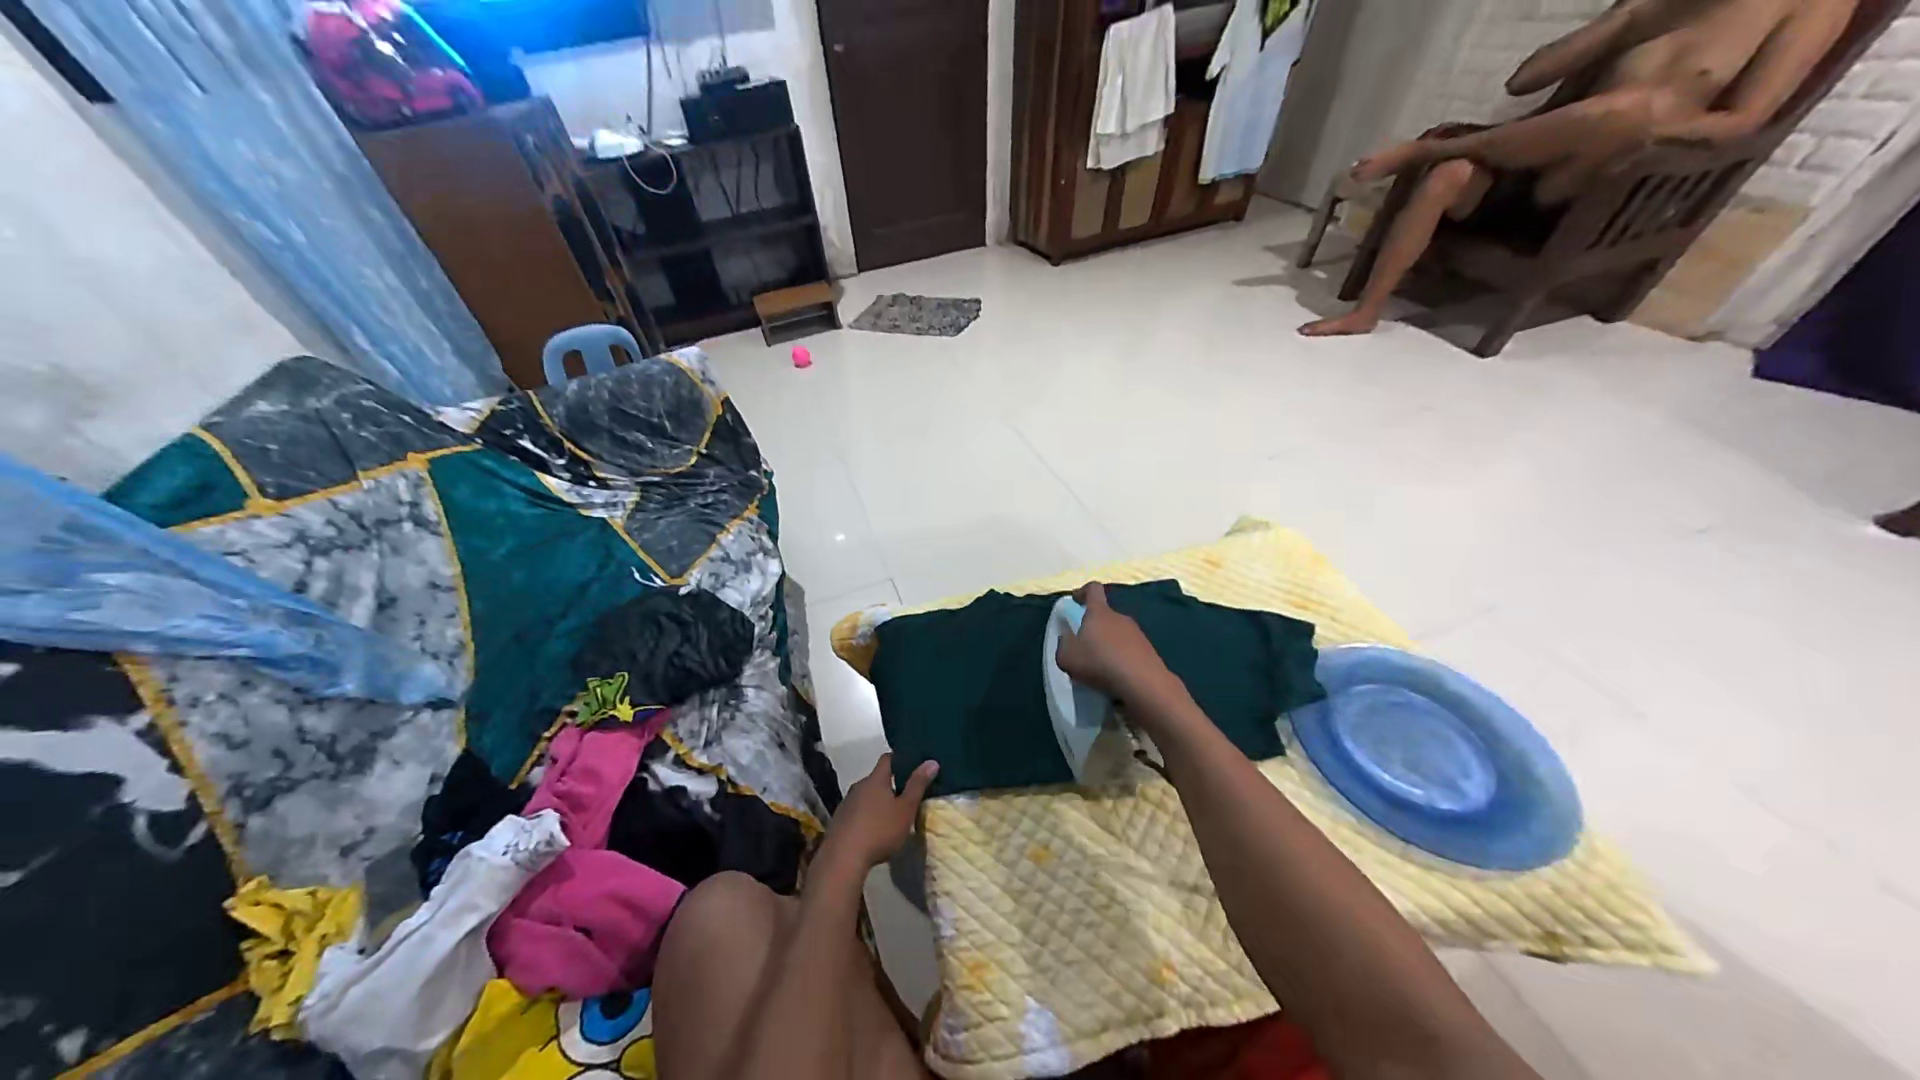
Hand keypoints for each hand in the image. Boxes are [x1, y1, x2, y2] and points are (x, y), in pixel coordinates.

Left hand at [818, 753, 937, 872]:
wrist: (843, 858)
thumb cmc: (879, 830)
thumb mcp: (905, 809)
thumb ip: (917, 785)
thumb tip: (932, 761)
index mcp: (875, 780)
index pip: (888, 758)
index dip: (900, 758)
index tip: (913, 764)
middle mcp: (858, 786)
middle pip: (876, 778)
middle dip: (891, 784)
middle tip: (906, 795)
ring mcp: (846, 803)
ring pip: (866, 796)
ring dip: (878, 801)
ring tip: (891, 815)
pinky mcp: (839, 821)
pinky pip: (857, 811)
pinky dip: (867, 815)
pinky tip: (873, 830)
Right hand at [1053, 583, 1181, 706]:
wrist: (1143, 683)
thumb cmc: (1100, 663)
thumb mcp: (1067, 657)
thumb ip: (1063, 643)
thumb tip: (1067, 636)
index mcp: (1099, 612)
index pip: (1093, 589)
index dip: (1083, 592)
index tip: (1075, 601)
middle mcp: (1120, 617)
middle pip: (1105, 615)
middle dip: (1094, 627)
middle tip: (1084, 646)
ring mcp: (1137, 633)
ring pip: (1117, 633)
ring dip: (1108, 643)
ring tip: (1100, 664)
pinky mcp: (1148, 650)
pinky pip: (1129, 648)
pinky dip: (1120, 657)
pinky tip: (1115, 674)